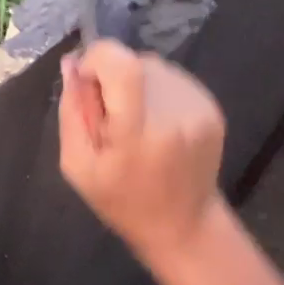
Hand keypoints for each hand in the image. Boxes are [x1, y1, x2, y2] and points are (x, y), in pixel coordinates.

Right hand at [58, 40, 227, 260]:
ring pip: (154, 66)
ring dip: (136, 85)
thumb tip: (72, 64)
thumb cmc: (121, 201)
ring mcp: (198, 107)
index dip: (96, 61)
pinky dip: (157, 93)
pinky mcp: (212, 106)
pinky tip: (157, 126)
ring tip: (136, 124)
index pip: (120, 62)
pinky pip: (173, 79)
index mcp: (137, 130)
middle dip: (113, 79)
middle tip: (111, 119)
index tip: (87, 86)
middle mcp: (173, 111)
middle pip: (134, 61)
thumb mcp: (78, 166)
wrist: (183, 223)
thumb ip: (73, 113)